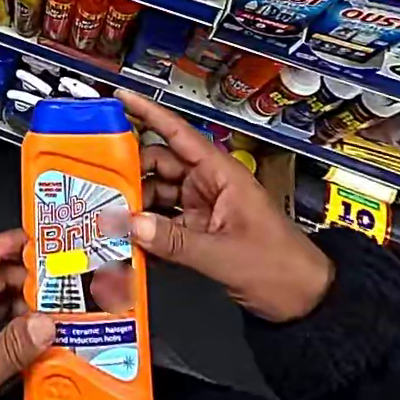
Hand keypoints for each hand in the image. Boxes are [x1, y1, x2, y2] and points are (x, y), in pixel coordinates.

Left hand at [0, 230, 54, 399]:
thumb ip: (11, 347)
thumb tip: (46, 323)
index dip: (24, 243)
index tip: (56, 243)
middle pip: (7, 277)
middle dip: (38, 283)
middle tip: (70, 288)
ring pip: (11, 303)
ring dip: (35, 311)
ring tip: (65, 314)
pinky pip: (8, 329)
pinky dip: (26, 333)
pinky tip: (47, 340)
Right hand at [120, 90, 332, 322]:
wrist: (304, 301)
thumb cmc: (279, 265)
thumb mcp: (225, 254)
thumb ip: (176, 242)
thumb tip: (131, 225)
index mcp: (220, 173)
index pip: (178, 133)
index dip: (149, 113)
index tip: (121, 98)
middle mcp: (208, 183)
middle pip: (159, 165)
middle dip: (129, 172)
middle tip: (96, 182)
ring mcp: (203, 207)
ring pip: (158, 195)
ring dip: (135, 206)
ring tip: (103, 216)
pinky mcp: (199, 231)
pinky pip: (164, 223)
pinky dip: (147, 231)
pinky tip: (126, 242)